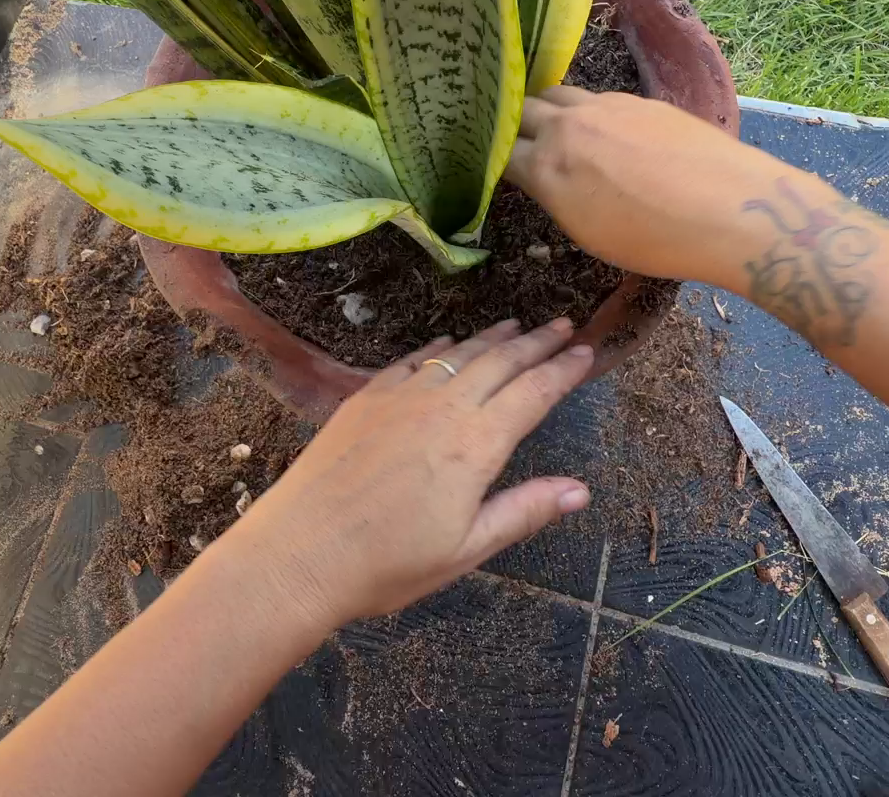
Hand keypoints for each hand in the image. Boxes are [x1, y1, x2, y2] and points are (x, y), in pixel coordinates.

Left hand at [214, 319, 594, 626]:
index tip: (587, 352)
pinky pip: (413, 360)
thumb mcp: (466, 550)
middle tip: (563, 324)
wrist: (301, 550)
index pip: (533, 394)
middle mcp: (443, 406)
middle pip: (501, 361)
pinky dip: (440, 350)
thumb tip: (581, 489)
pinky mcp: (367, 396)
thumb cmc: (389, 563)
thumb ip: (524, 511)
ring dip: (492, 338)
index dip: (564, 370)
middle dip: (537, 341)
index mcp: (475, 444)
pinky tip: (448, 346)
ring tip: (517, 325)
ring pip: (459, 354)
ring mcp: (401, 395)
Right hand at [506, 86, 770, 282]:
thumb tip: (546, 179)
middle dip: (512, 123)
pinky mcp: (638, 100)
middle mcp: (567, 127)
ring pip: (557, 94)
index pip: (499, 152)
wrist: (729, 208)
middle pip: (522, 109)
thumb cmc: (654, 241)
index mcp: (546, 167)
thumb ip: (556, 197)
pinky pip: (596, 98)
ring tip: (553, 128)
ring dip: (548, 109)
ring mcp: (604, 106)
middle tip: (512, 137)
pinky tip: (603, 131)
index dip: (490, 157)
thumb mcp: (587, 233)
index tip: (490, 164)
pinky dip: (586, 111)